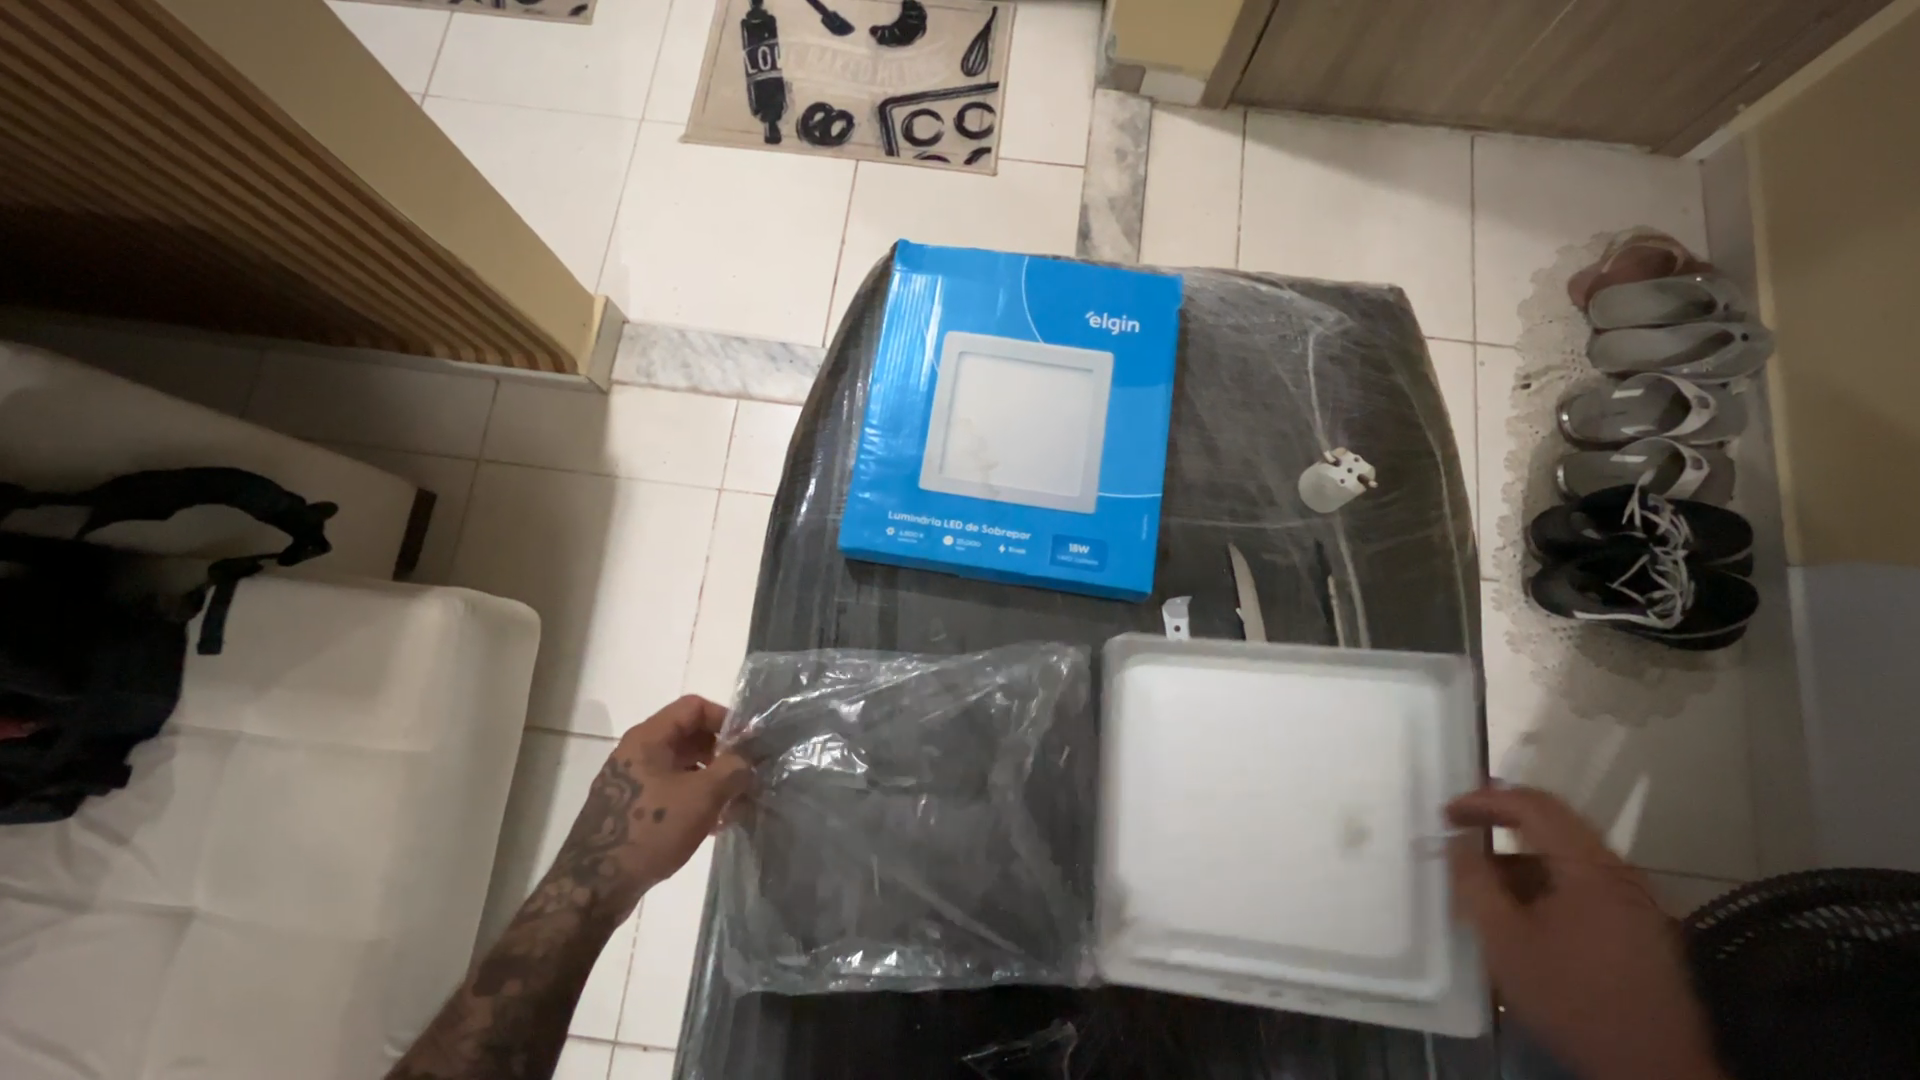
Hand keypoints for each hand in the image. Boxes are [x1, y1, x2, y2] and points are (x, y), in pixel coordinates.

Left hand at [545, 695, 749, 920]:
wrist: (596, 885)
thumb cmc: (652, 828)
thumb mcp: (702, 795)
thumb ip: (733, 769)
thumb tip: (748, 760)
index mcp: (649, 738)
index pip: (694, 707)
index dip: (726, 718)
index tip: (749, 744)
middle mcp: (637, 752)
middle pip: (689, 736)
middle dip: (722, 752)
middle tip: (747, 774)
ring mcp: (632, 782)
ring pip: (681, 766)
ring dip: (712, 778)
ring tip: (736, 802)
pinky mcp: (631, 809)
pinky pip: (671, 791)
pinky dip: (695, 798)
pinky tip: (714, 823)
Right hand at [1447, 786, 1725, 1079]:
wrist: (1654, 1072)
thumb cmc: (1571, 999)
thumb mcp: (1504, 939)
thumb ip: (1475, 882)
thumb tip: (1457, 842)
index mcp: (1591, 868)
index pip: (1535, 806)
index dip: (1485, 801)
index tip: (1447, 814)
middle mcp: (1622, 875)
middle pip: (1556, 827)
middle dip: (1503, 824)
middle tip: (1461, 830)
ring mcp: (1638, 904)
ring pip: (1570, 859)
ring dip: (1522, 859)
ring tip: (1485, 883)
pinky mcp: (1643, 931)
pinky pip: (1586, 886)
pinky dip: (1546, 883)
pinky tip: (1523, 913)